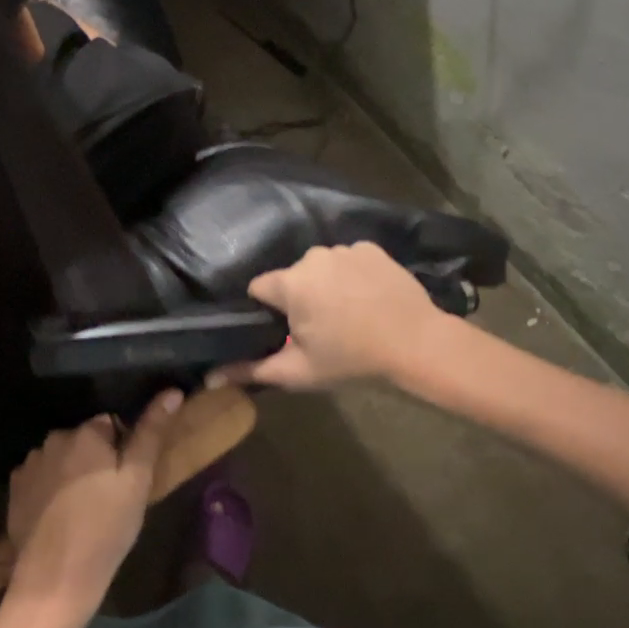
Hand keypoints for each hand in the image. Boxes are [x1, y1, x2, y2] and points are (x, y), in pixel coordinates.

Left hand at [6, 392, 181, 611]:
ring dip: (72, 473)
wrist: (56, 577)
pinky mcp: (15, 489)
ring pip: (61, 459)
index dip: (121, 451)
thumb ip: (151, 433)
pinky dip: (51, 489)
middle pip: (83, 440)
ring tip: (83, 511)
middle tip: (108, 499)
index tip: (126, 481)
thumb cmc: (106, 528)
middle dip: (95, 460)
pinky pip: (41, 478)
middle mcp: (52, 439)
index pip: (110, 425)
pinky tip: (60, 517)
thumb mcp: (138, 481)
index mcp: (84, 432)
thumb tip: (171, 391)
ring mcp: (29, 464)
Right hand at [217, 242, 449, 388]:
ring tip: (347, 314)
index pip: (259, 288)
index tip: (283, 331)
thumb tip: (210, 377)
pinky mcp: (372, 249)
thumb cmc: (352, 359)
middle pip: (291, 278)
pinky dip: (351, 276)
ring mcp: (345, 249)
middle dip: (298, 299)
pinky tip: (367, 299)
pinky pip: (348, 260)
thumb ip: (251, 370)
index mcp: (290, 283)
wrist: (418, 345)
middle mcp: (312, 257)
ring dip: (325, 286)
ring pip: (320, 268)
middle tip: (320, 330)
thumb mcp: (298, 372)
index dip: (266, 311)